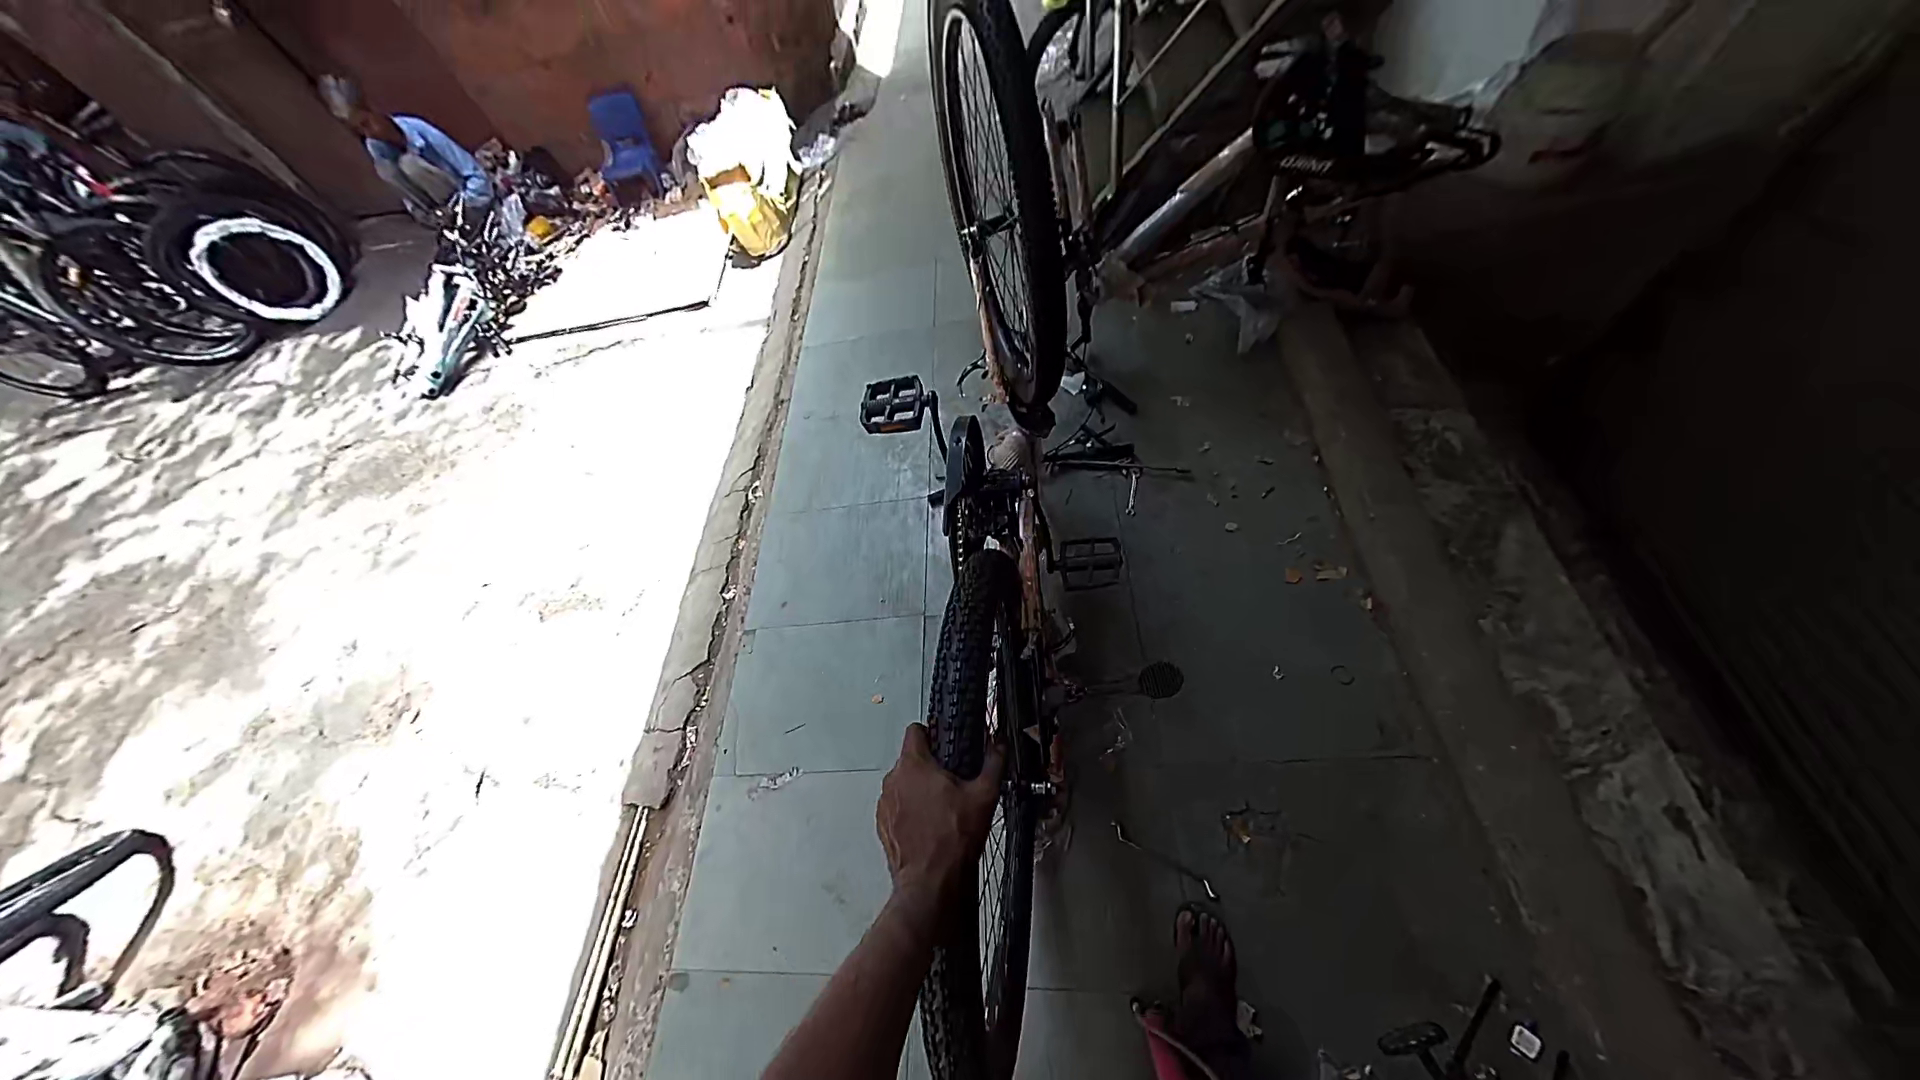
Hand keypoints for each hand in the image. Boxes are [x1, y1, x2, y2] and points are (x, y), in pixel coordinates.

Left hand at [876, 724, 1003, 913]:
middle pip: (911, 758)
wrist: (930, 884)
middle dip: (930, 766)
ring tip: (942, 808)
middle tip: (952, 782)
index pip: (915, 730)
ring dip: (919, 789)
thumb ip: (993, 763)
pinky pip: (897, 806)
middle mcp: (893, 780)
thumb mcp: (983, 796)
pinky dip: (910, 810)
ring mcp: (885, 803)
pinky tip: (930, 825)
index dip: (932, 733)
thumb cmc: (953, 840)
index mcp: (913, 764)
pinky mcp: (883, 824)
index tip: (945, 744)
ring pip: (904, 783)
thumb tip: (999, 745)